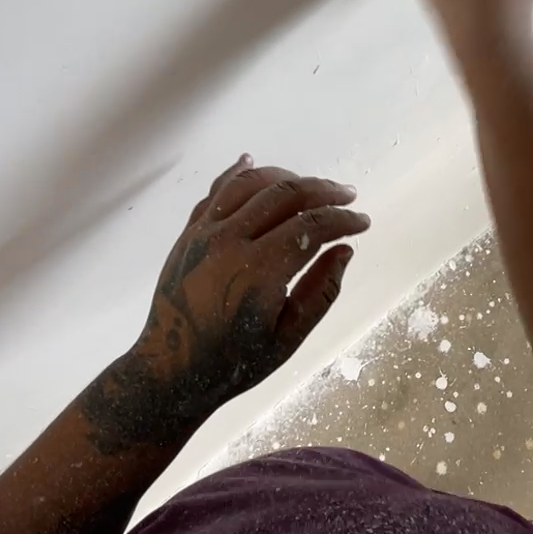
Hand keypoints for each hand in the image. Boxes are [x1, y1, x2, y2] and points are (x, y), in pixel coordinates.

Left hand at [81, 156, 366, 453]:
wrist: (170, 372)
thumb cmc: (235, 362)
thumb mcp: (289, 337)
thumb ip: (321, 291)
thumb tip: (344, 248)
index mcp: (258, 271)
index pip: (310, 227)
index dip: (342, 219)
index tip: (362, 221)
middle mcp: (229, 241)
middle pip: (284, 194)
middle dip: (322, 190)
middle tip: (347, 194)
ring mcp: (205, 233)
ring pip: (251, 183)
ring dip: (286, 177)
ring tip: (310, 185)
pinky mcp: (189, 233)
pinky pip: (215, 191)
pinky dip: (237, 173)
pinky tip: (253, 161)